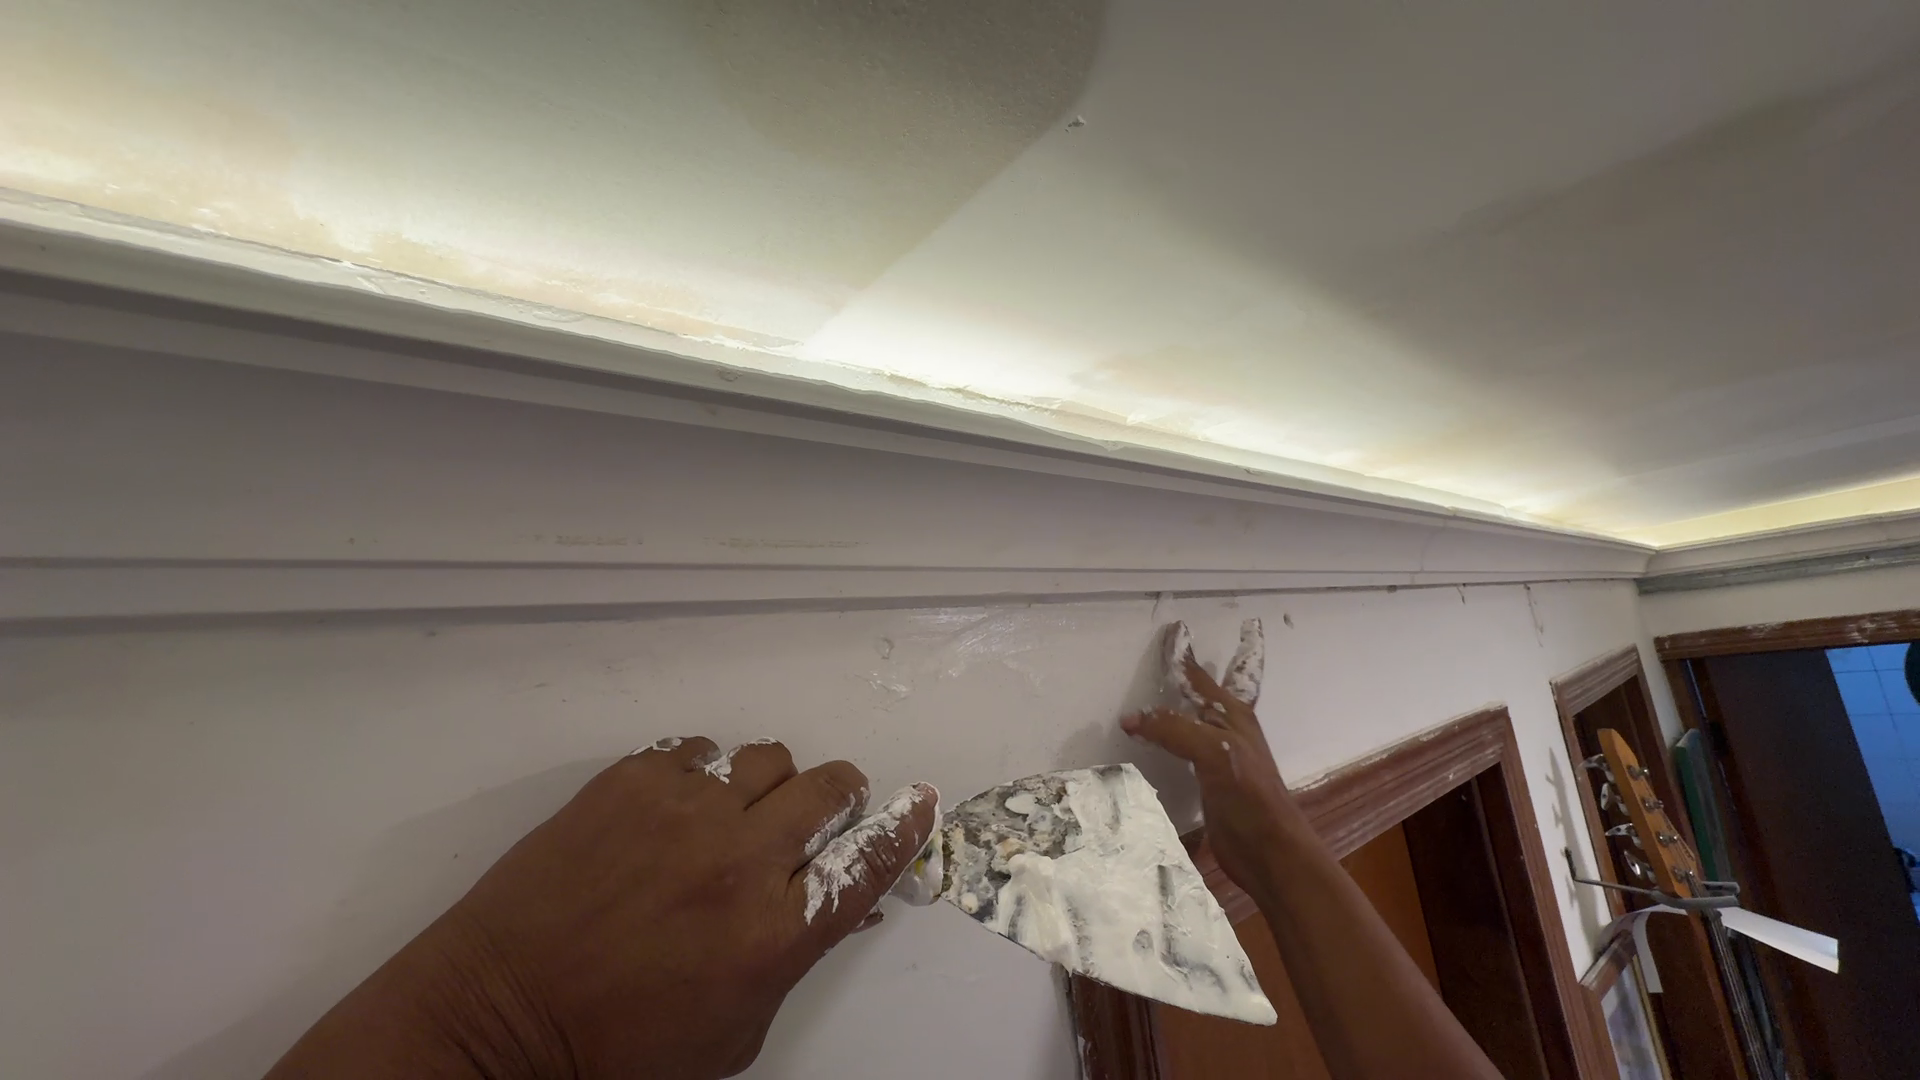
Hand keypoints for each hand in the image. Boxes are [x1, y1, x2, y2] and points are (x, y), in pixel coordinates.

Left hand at [266, 737, 937, 1079]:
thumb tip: (848, 903)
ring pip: (767, 757)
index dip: (903, 825)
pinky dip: (703, 773)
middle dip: (838, 793)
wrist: (492, 1022)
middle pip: (826, 788)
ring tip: (738, 807)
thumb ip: (796, 960)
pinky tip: (677, 805)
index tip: (919, 799)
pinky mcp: (631, 780)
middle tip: (822, 805)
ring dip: (769, 782)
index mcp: (773, 932)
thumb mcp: (732, 1033)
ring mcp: (685, 810)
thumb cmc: (620, 1051)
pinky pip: (698, 750)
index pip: (867, 860)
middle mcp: (741, 859)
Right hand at [1121, 621, 1302, 895]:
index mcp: (1232, 716)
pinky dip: (1166, 740)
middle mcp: (1226, 731)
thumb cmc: (1249, 795)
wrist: (1271, 852)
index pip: (1201, 677)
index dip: (1186, 655)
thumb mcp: (1214, 751)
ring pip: (1192, 721)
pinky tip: (1154, 745)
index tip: (1175, 629)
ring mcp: (1218, 757)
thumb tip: (1130, 717)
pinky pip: (1181, 750)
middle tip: (1172, 653)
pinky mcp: (1208, 783)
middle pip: (1204, 693)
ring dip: (1176, 706)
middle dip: (1191, 674)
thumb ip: (1173, 728)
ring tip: (1156, 692)